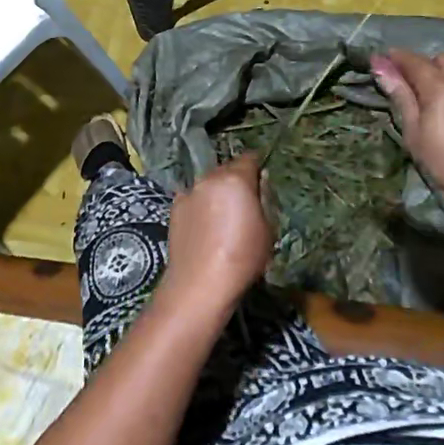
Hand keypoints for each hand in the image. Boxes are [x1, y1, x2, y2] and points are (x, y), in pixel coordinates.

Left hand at [161, 153, 272, 305]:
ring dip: (217, 193)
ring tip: (223, 217)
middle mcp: (209, 179)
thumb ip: (264, 199)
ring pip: (209, 184)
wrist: (199, 286)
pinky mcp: (174, 210)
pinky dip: (201, 205)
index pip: (250, 159)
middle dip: (237, 180)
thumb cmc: (242, 256)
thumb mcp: (268, 227)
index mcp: (235, 179)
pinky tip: (205, 226)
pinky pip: (194, 199)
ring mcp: (188, 193)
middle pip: (227, 169)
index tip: (263, 184)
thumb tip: (260, 183)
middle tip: (245, 203)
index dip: (258, 168)